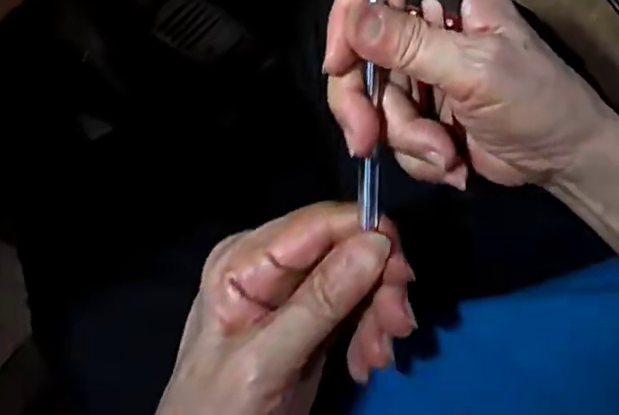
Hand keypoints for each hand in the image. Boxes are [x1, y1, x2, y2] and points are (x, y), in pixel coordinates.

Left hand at [158, 204, 417, 414]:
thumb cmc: (215, 411)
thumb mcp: (265, 361)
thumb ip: (319, 301)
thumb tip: (373, 243)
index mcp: (245, 258)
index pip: (317, 223)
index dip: (365, 233)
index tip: (403, 266)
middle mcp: (268, 263)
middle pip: (342, 247)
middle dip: (376, 283)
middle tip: (399, 326)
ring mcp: (287, 290)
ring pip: (354, 276)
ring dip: (377, 312)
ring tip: (379, 356)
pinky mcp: (306, 319)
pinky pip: (352, 306)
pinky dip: (368, 330)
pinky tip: (366, 363)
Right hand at [324, 0, 618, 188]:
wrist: (568, 162)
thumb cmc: (536, 100)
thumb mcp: (475, 69)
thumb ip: (412, 44)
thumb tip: (354, 19)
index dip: (349, 15)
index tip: (338, 63)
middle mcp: (428, 21)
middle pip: (362, 44)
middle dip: (364, 98)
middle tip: (365, 138)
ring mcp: (421, 64)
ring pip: (373, 92)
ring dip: (402, 133)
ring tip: (443, 154)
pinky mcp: (421, 104)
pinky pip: (389, 124)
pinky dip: (414, 151)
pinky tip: (450, 161)